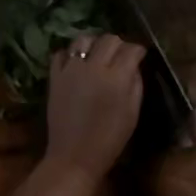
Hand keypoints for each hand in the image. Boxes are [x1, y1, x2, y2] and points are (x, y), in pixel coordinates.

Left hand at [44, 33, 145, 183]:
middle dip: (119, 45)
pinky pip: (61, 53)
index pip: (131, 49)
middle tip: (120, 57)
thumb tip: (133, 66)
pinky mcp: (55, 77)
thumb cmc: (109, 139)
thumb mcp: (132, 113)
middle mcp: (93, 67)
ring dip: (94, 44)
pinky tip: (77, 64)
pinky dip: (70, 54)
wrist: (74, 156)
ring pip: (83, 39)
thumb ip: (135, 84)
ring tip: (98, 56)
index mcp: (117, 77)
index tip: (140, 56)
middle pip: (109, 39)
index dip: (138, 51)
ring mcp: (71, 70)